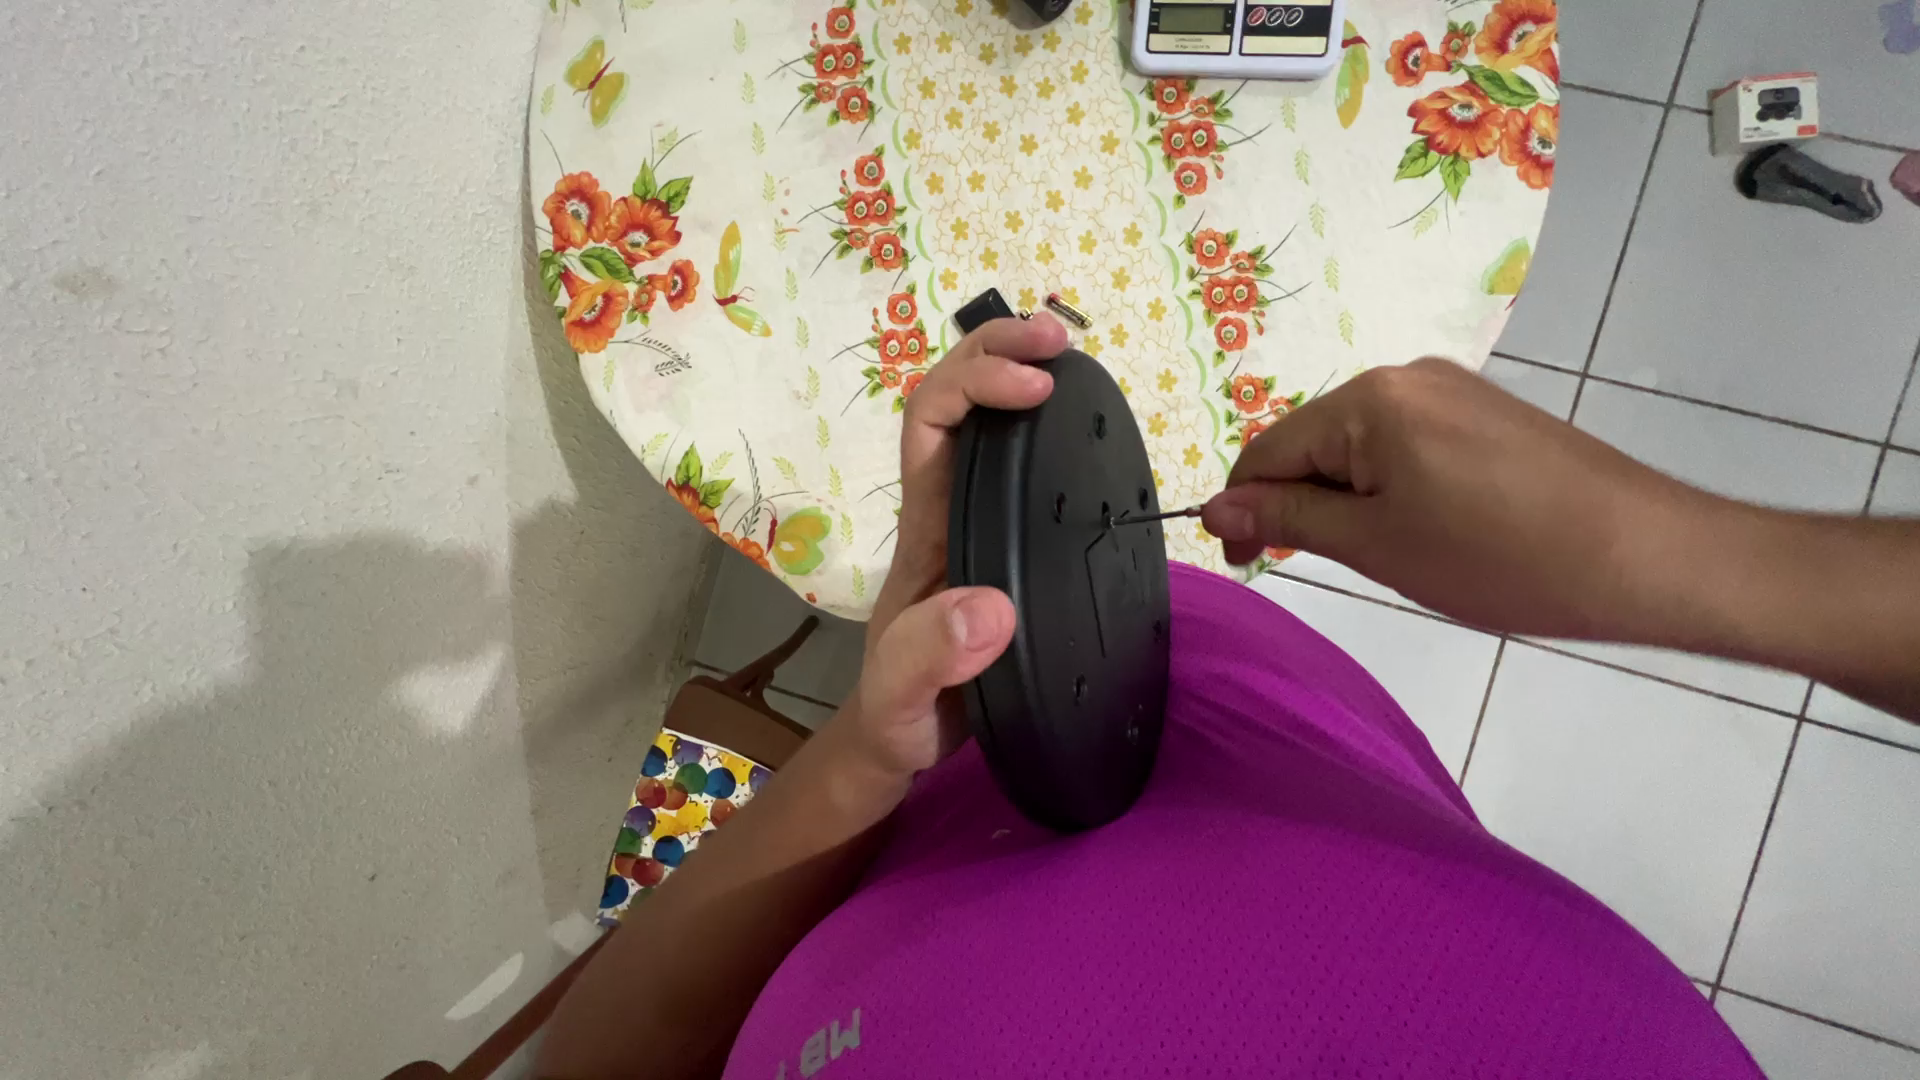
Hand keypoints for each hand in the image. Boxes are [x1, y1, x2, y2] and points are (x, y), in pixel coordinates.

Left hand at [840, 315, 1070, 778]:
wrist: (901, 736)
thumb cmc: (899, 712)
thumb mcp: (904, 696)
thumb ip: (931, 657)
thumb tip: (991, 607)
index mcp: (926, 526)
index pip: (931, 422)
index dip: (976, 384)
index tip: (1038, 388)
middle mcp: (945, 507)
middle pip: (950, 399)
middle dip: (995, 351)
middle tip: (1059, 340)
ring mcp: (971, 520)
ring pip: (980, 421)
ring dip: (1016, 372)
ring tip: (1067, 356)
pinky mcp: (999, 540)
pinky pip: (1013, 464)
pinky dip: (1041, 426)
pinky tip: (1074, 424)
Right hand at [1200, 358, 1720, 639]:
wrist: (1656, 559)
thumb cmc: (1497, 557)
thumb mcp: (1371, 543)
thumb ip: (1282, 518)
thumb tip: (1209, 511)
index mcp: (1366, 400)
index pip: (1266, 453)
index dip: (1243, 511)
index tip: (1246, 564)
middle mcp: (1402, 375)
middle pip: (1309, 444)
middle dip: (1297, 503)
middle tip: (1320, 563)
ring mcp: (1448, 388)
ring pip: (1354, 446)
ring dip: (1341, 497)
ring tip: (1379, 549)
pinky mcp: (1480, 410)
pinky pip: (1399, 443)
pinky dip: (1384, 485)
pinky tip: (1418, 524)